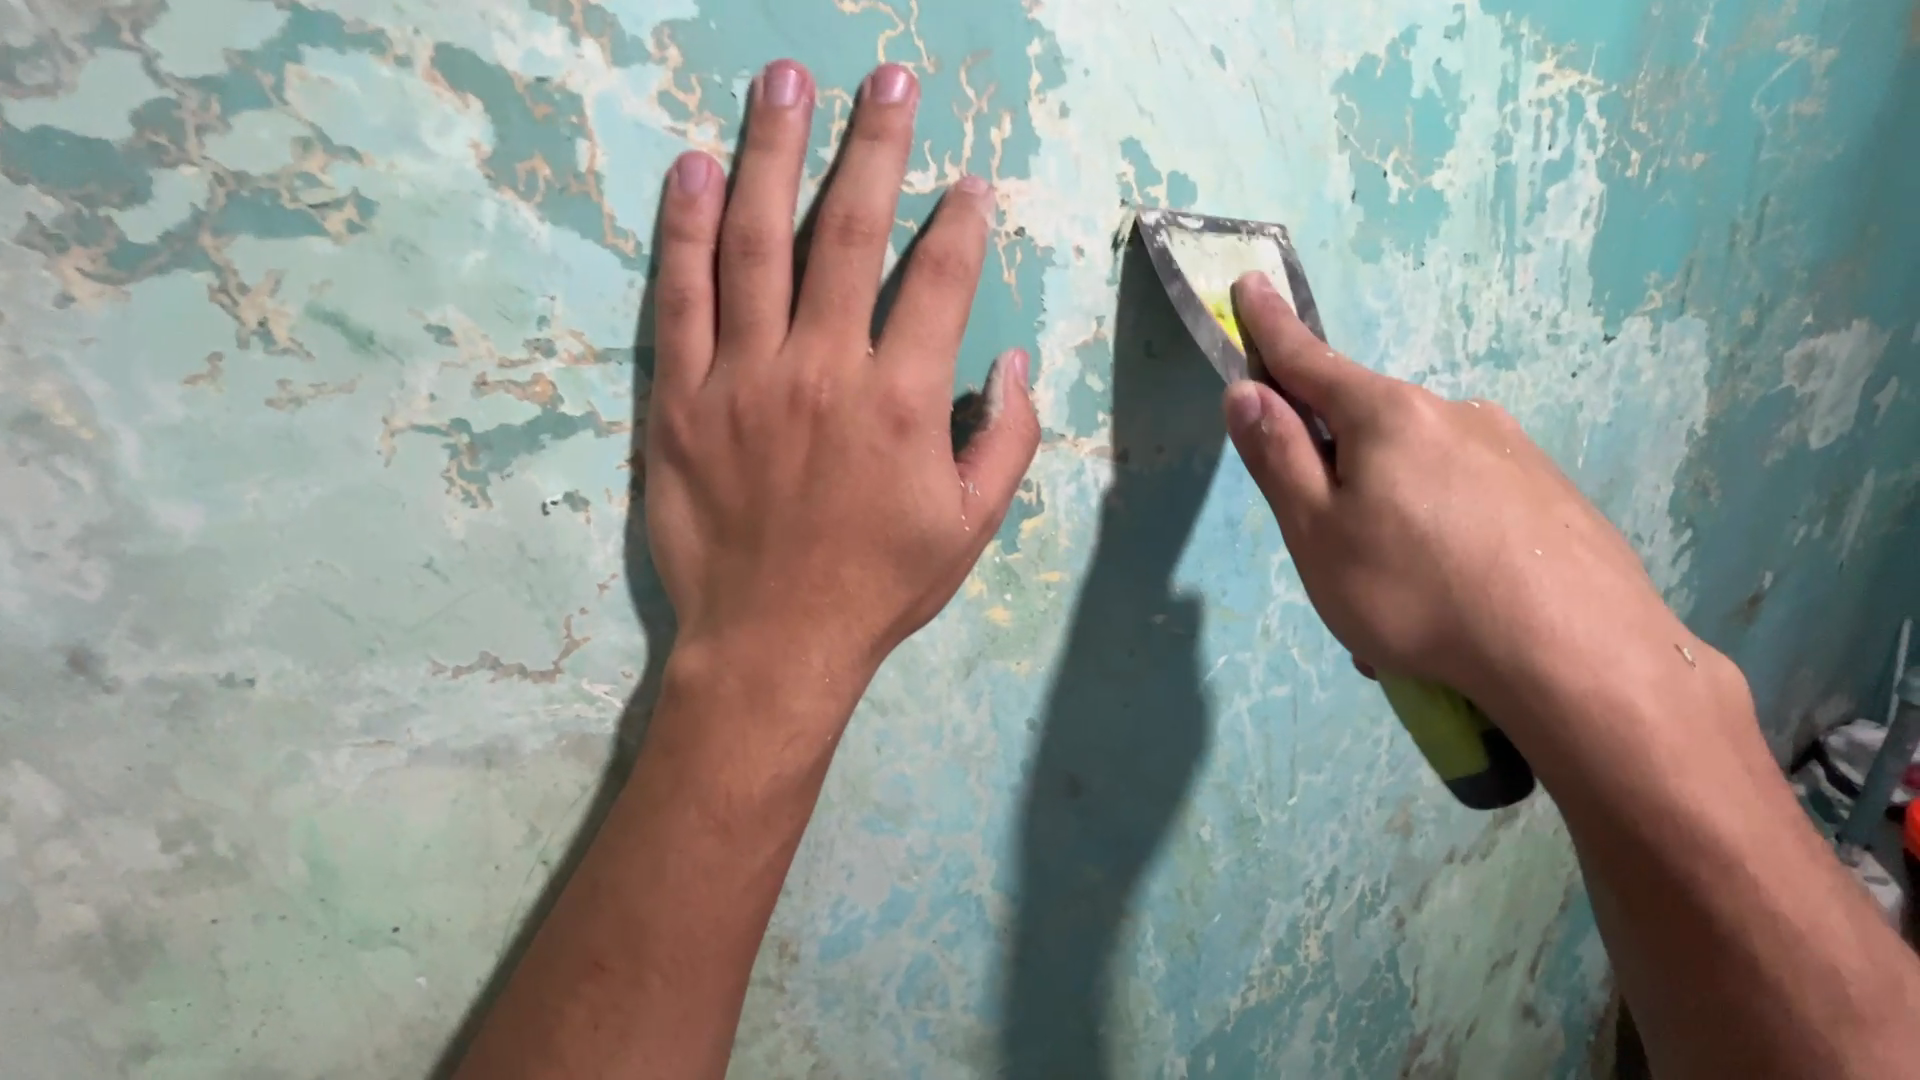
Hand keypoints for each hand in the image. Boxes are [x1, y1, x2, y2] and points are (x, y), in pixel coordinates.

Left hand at [645, 59, 1039, 694]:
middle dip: (874, 145)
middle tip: (886, 78)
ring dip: (776, 153)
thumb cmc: (879, 587)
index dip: (960, 222)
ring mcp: (743, 377)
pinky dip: (688, 229)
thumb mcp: (971, 526)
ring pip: (757, 242)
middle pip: (848, 232)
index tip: (969, 184)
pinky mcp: (680, 398)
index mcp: (902, 401)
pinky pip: (681, 297)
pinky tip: (699, 170)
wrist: (773, 642)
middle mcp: (823, 369)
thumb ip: (1007, 438)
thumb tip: (1014, 359)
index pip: (938, 280)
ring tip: (786, 84)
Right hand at [1220, 272, 1725, 763]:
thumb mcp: (1317, 533)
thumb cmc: (1416, 592)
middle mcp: (1451, 413)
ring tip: (1398, 594)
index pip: (1307, 360)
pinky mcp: (1548, 491)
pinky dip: (1440, 534)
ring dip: (1389, 513)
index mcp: (1385, 416)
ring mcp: (1509, 448)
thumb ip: (1278, 458)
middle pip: (1364, 427)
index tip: (1251, 284)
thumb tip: (1246, 391)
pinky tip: (1454, 594)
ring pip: (1416, 471)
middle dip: (1335, 472)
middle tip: (1335, 552)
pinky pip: (1465, 500)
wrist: (1580, 658)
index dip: (1270, 326)